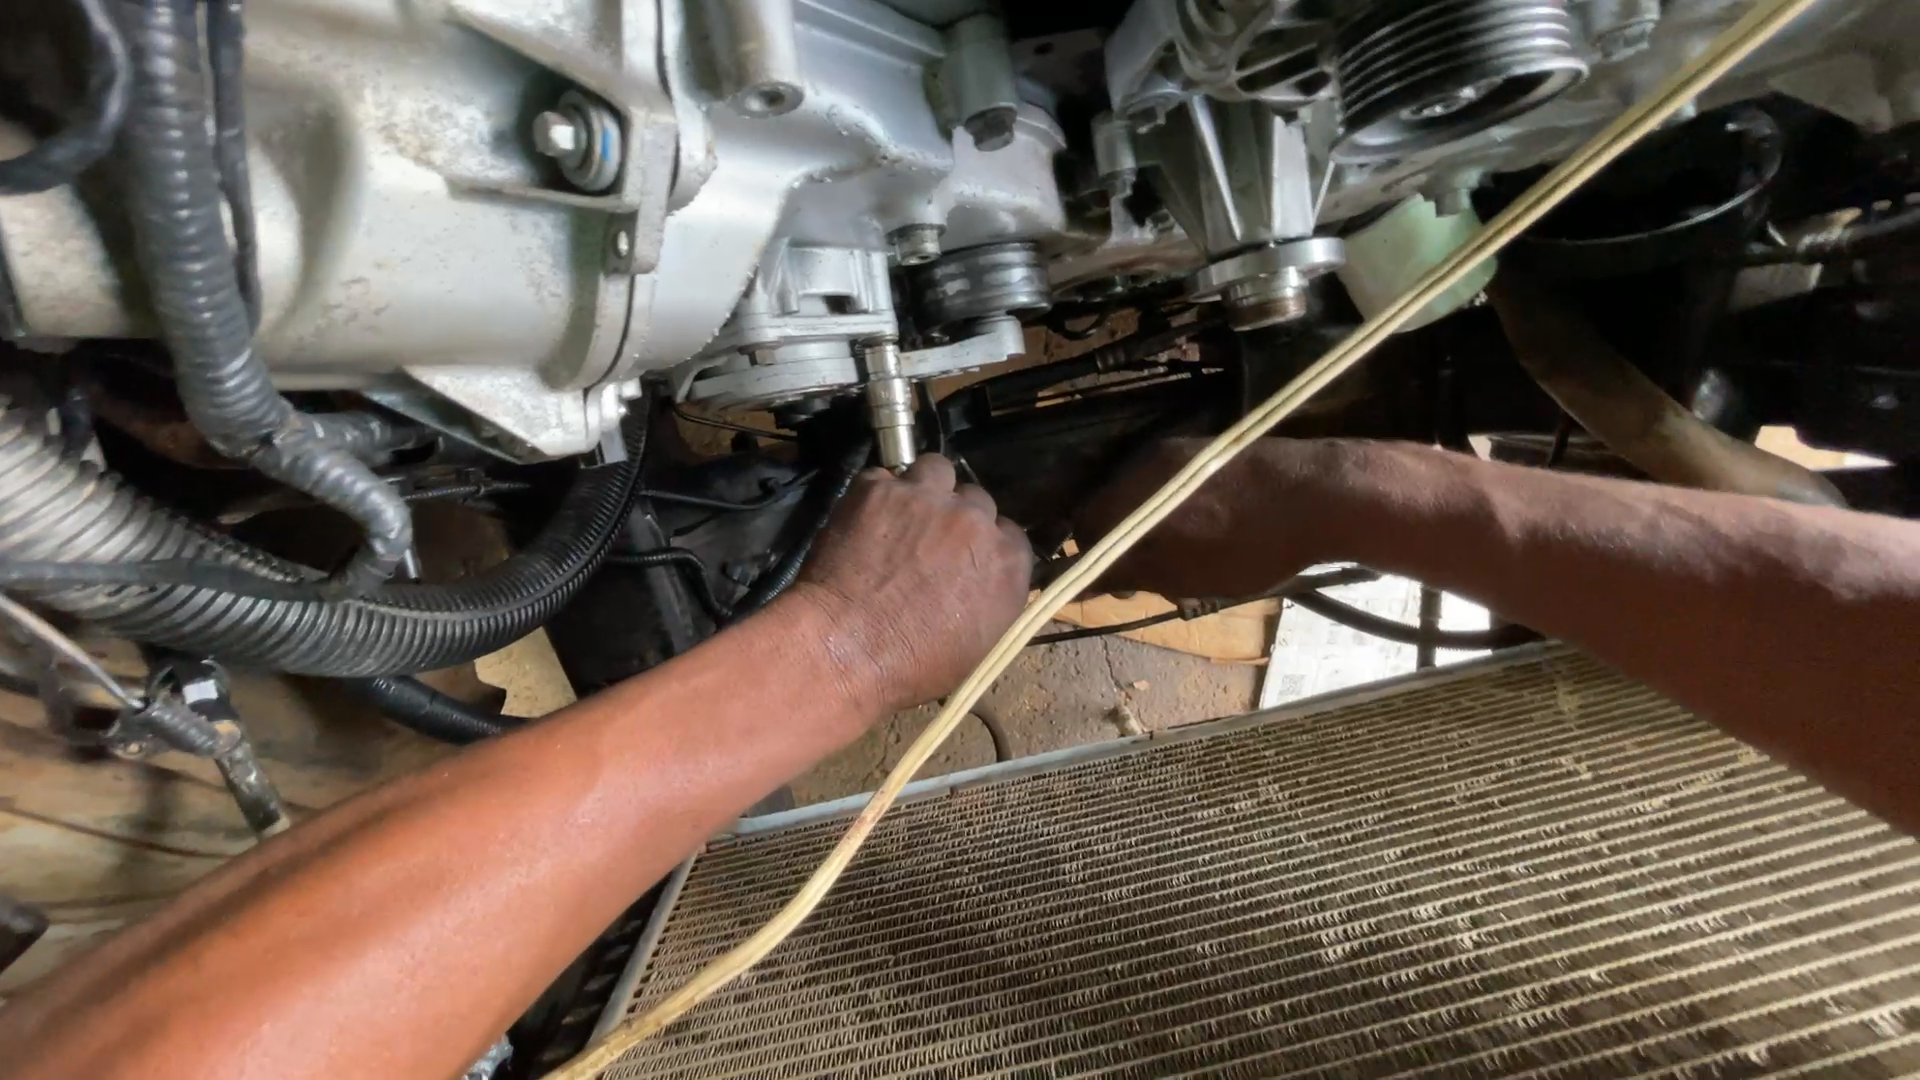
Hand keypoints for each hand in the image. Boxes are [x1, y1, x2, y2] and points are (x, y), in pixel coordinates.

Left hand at [783, 455, 1032, 715]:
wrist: (846, 648)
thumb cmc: (916, 664)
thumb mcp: (981, 645)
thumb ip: (996, 596)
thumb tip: (987, 579)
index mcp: (1006, 560)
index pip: (1009, 533)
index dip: (984, 544)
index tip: (964, 559)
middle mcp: (972, 519)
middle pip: (975, 498)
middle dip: (957, 515)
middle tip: (930, 540)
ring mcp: (924, 498)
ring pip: (935, 469)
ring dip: (924, 487)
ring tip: (902, 512)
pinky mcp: (877, 489)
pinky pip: (883, 477)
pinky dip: (876, 495)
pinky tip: (864, 520)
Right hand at [1073, 438, 1344, 599]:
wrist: (1326, 495)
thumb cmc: (1246, 545)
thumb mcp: (1179, 573)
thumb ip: (1122, 573)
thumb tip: (1075, 581)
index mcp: (1129, 490)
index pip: (1082, 524)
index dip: (1093, 561)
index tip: (1121, 588)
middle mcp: (1146, 462)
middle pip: (1113, 510)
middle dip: (1127, 549)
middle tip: (1160, 582)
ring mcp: (1180, 451)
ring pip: (1145, 501)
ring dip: (1156, 536)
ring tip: (1192, 565)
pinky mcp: (1211, 453)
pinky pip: (1175, 488)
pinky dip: (1180, 517)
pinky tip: (1214, 537)